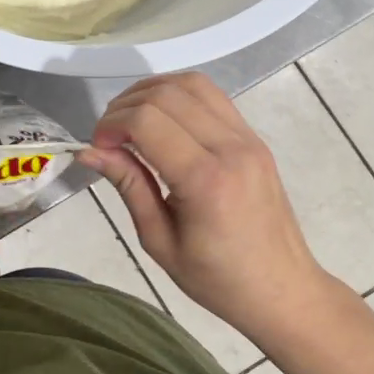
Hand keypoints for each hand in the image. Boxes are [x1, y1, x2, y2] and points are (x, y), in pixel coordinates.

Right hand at [82, 72, 334, 340]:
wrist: (283, 290)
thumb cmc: (217, 279)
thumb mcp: (159, 240)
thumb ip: (128, 186)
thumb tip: (89, 152)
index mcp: (205, 181)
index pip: (147, 121)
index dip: (111, 125)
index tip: (98, 148)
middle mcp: (230, 149)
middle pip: (165, 94)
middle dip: (124, 106)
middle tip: (109, 137)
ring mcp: (247, 139)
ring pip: (190, 83)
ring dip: (150, 92)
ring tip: (130, 121)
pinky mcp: (253, 138)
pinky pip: (211, 96)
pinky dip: (176, 95)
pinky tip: (159, 119)